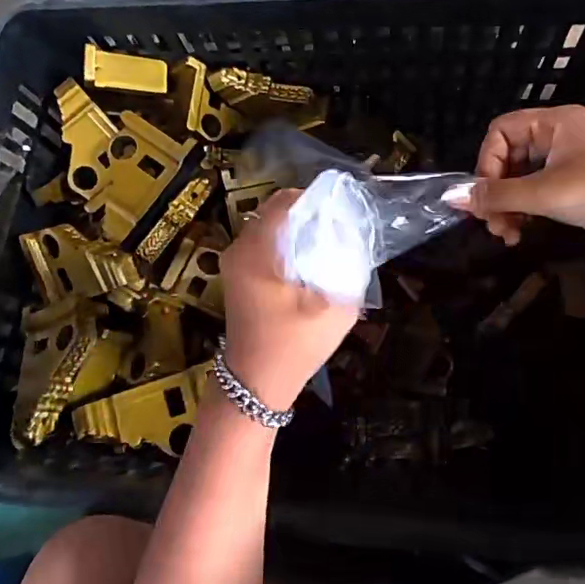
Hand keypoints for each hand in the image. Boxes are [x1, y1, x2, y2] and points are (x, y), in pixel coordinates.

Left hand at [218, 189, 359, 410]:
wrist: (255, 382)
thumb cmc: (294, 344)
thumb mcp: (335, 308)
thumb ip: (348, 267)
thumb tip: (351, 237)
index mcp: (257, 250)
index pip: (285, 201)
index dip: (315, 200)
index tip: (340, 212)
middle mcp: (239, 249)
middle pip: (274, 212)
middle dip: (307, 216)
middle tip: (336, 230)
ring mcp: (233, 263)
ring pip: (268, 229)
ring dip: (295, 232)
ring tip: (325, 247)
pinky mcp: (236, 277)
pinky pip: (261, 247)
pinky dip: (284, 247)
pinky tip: (306, 266)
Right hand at [458, 105, 584, 248]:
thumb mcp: (546, 193)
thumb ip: (497, 195)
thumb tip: (452, 198)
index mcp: (554, 123)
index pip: (500, 132)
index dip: (487, 163)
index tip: (486, 195)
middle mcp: (557, 137)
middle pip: (507, 158)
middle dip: (496, 192)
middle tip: (492, 223)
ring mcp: (566, 162)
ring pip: (518, 179)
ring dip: (506, 207)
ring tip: (507, 234)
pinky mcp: (572, 186)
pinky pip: (534, 193)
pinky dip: (523, 212)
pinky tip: (520, 233)